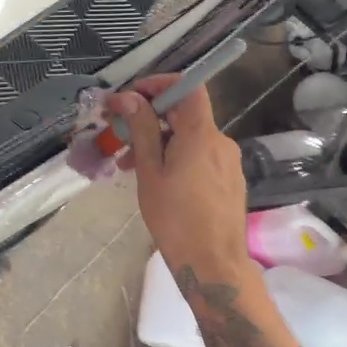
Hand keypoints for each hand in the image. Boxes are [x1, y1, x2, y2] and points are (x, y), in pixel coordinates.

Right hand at [106, 75, 248, 272]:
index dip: (159, 83)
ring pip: (189, 137)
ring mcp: (227, 160)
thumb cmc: (175, 217)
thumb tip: (128, 97)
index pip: (188, 86)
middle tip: (118, 133)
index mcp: (201, 134)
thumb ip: (142, 130)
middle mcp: (220, 140)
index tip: (130, 97)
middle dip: (149, 117)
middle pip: (185, 113)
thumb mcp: (150, 172)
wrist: (213, 262)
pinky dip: (174, 156)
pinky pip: (198, 155)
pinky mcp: (228, 178)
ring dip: (158, 140)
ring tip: (128, 164)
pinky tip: (154, 179)